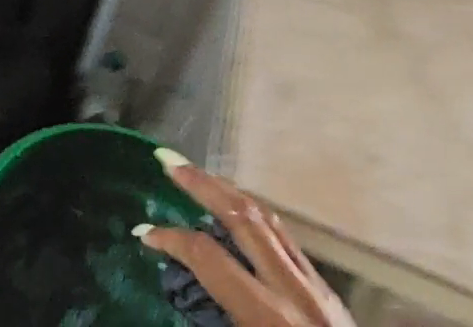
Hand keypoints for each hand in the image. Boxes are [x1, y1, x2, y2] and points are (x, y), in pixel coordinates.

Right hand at [137, 153, 355, 326]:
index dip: (171, 239)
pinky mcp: (328, 289)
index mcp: (268, 315)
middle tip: (168, 162)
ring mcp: (316, 285)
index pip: (209, 257)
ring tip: (197, 175)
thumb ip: (213, 318)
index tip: (144, 234)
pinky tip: (238, 210)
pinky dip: (255, 215)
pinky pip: (285, 236)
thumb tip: (184, 284)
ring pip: (268, 219)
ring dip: (228, 192)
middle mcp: (293, 290)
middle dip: (202, 184)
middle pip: (242, 217)